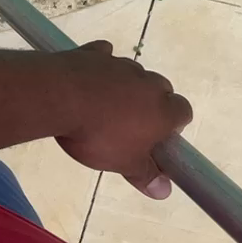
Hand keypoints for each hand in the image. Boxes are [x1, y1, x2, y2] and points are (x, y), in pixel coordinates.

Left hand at [52, 42, 191, 199]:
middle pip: (159, 88)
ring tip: (101, 103)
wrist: (57, 96)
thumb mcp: (123, 163)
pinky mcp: (92, 52)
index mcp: (163, 109)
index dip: (172, 125)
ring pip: (131, 72)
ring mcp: (119, 63)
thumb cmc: (97, 135)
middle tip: (127, 123)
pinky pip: (102, 55)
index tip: (154, 138)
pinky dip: (98, 65)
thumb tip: (163, 190)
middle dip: (148, 102)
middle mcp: (147, 81)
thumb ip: (145, 174)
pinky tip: (86, 77)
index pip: (183, 111)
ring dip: (123, 84)